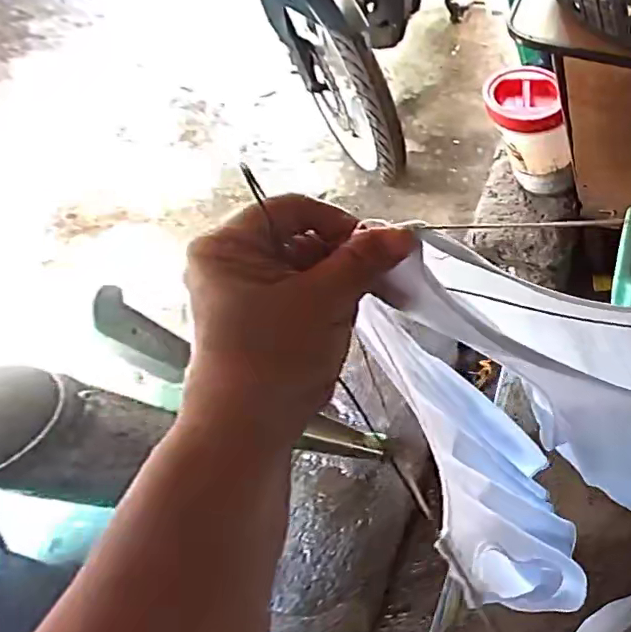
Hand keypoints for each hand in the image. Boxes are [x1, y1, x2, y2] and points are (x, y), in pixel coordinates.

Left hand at [181, 194, 415, 444]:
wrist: (251, 422)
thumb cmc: (274, 355)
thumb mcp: (325, 298)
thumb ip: (364, 260)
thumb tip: (402, 234)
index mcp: (229, 247)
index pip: (292, 209)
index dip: (337, 222)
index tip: (372, 247)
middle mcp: (234, 263)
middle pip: (304, 236)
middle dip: (345, 255)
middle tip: (375, 276)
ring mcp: (252, 291)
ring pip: (312, 266)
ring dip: (343, 279)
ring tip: (354, 304)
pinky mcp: (271, 316)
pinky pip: (311, 291)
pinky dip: (335, 297)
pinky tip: (345, 316)